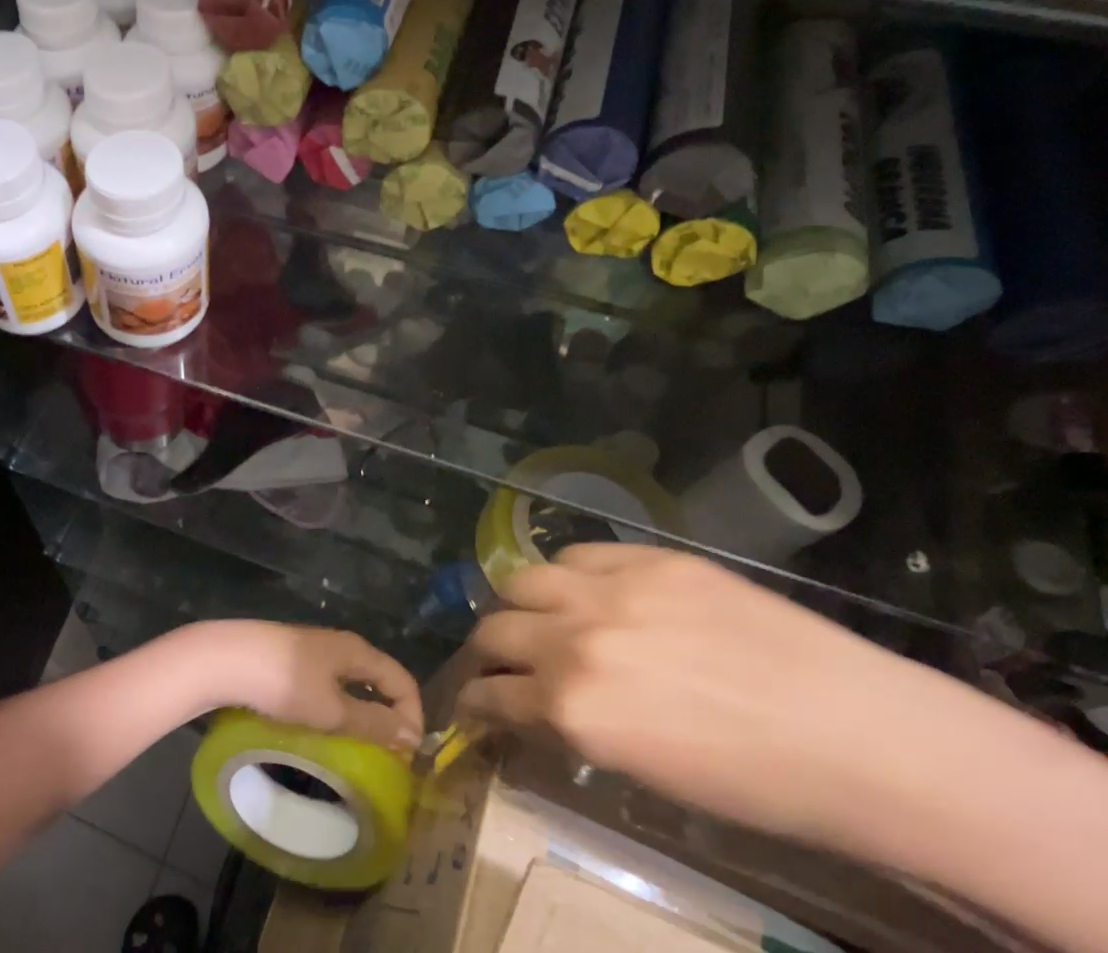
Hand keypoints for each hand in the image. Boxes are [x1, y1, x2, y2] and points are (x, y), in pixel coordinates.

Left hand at [194, 621, 422, 751]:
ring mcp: (307, 650)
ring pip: (346, 681)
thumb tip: (412, 734)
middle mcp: (336, 644)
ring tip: (354, 743)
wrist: (221, 659)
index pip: (401, 679)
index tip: (408, 752)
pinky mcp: (283, 658)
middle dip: (386, 713)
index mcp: (355, 650)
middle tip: (386, 751)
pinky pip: (321, 683)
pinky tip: (317, 724)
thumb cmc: (283, 683)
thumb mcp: (332, 710)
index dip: (412, 714)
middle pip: (375, 677)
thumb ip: (372, 722)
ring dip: (357, 710)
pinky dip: (331, 705)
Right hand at [456, 544, 1001, 842]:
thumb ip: (573, 728)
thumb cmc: (757, 785)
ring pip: (522, 579)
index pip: (487, 696)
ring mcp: (613, 591)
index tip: (474, 706)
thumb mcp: (640, 772)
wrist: (865, 741)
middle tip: (503, 665)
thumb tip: (535, 708)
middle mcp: (575, 641)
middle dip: (487, 653)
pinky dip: (570, 576)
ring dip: (520, 605)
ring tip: (541, 618)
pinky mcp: (655, 560)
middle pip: (493, 630)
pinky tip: (590, 593)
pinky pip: (579, 554)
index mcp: (571, 708)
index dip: (473, 704)